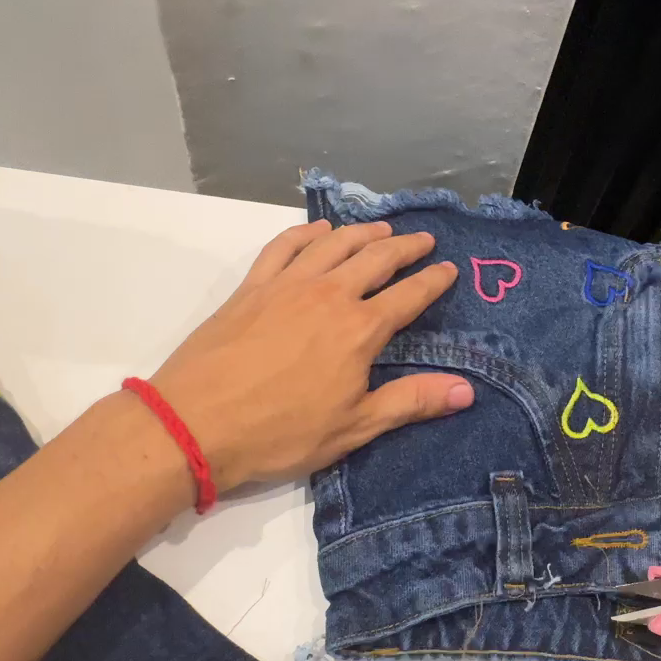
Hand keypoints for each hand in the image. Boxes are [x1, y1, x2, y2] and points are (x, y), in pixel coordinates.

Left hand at [144, 219, 468, 489]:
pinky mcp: (253, 286)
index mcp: (360, 329)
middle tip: (423, 239)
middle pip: (377, 258)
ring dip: (363, 232)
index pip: (409, 295)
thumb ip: (412, 401)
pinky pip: (284, 246)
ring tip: (381, 228)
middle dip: (406, 246)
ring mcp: (289, 285)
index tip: (450, 268)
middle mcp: (330, 294)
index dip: (434, 280)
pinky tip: (317, 229)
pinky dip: (306, 232)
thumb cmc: (280, 432)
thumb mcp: (355, 427)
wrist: (193, 424)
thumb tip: (467, 389)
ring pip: (335, 243)